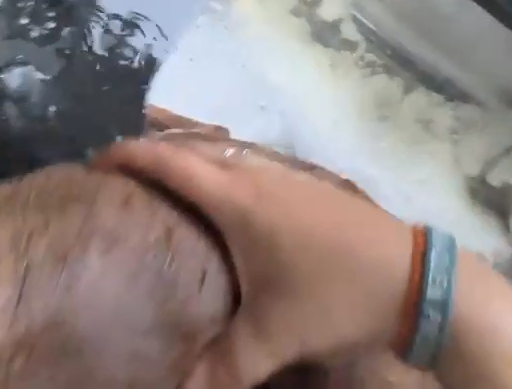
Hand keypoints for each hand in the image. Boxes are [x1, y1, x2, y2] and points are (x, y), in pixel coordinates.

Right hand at [95, 138, 414, 388]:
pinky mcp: (301, 179)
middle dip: (148, 150)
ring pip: (216, 147)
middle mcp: (249, 172)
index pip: (165, 161)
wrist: (416, 278)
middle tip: (120, 171)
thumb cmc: (335, 296)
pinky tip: (219, 189)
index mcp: (233, 197)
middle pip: (185, 145)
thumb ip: (227, 366)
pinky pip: (240, 157)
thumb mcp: (279, 335)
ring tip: (160, 175)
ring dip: (183, 153)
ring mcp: (279, 170)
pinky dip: (213, 161)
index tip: (96, 162)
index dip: (127, 154)